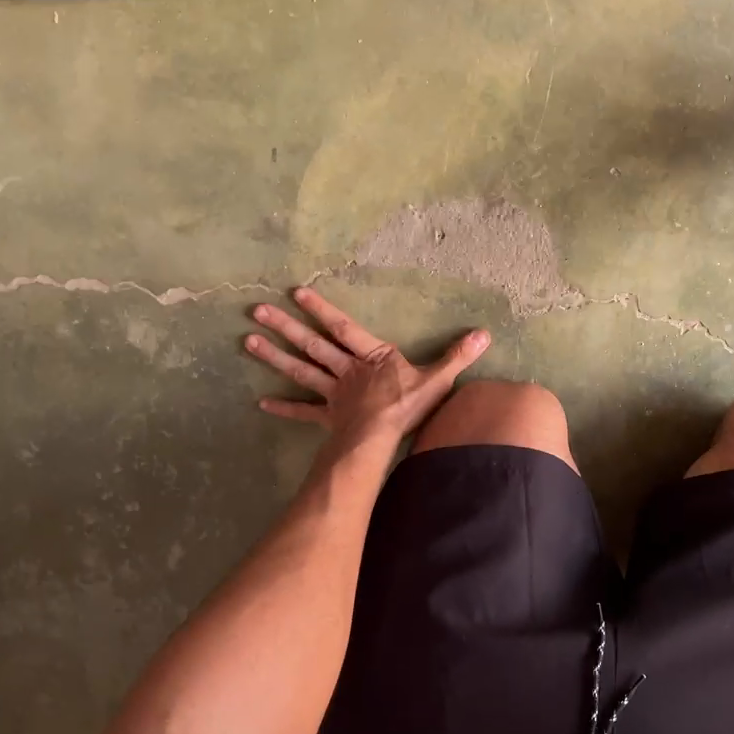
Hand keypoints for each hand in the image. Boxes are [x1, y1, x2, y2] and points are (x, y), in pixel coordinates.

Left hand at [245, 289, 490, 443]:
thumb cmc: (406, 407)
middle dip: (286, 327)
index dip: (322, 309)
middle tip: (255, 311)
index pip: (343, 327)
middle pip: (313, 345)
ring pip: (301, 371)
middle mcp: (347, 370)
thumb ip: (458, 356)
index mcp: (371, 356)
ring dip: (275, 357)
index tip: (296, 292)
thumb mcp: (438, 379)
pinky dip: (284, 406)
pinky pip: (303, 411)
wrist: (379, 441)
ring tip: (248, 341)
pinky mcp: (328, 418)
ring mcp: (334, 394)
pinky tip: (261, 402)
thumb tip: (484, 333)